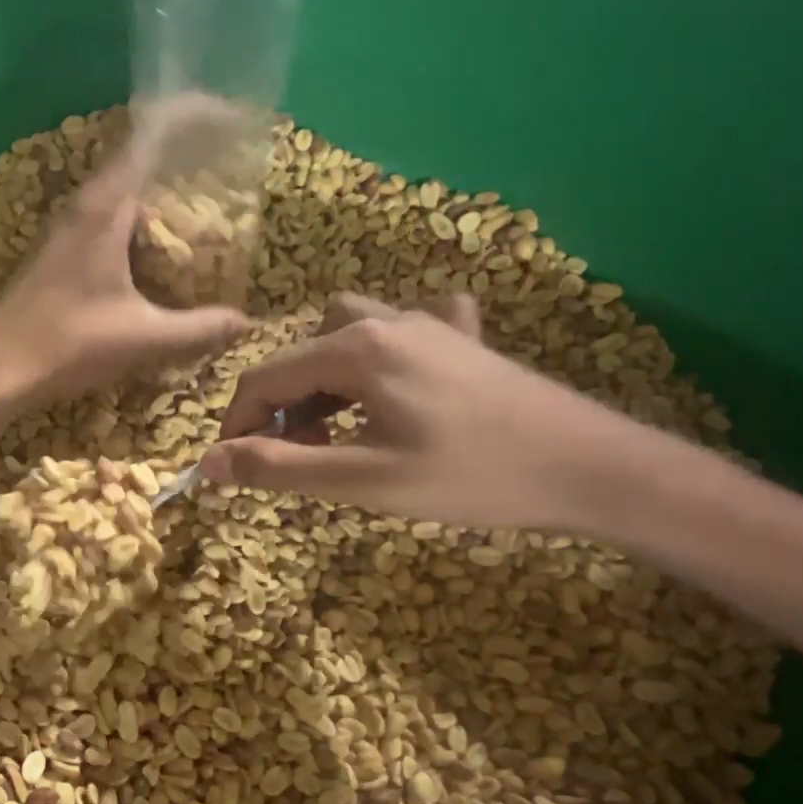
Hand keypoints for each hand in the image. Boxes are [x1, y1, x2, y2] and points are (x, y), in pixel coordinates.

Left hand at [0, 107, 253, 404]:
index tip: (235, 118)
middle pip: (140, 158)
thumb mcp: (142, 338)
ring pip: (122, 192)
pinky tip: (160, 252)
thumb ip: (199, 328)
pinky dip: (140, 222)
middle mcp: (82, 206)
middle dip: (187, 156)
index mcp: (104, 207)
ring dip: (162, 193)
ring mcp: (65, 229)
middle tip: (233, 169)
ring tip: (208, 207)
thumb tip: (248, 322)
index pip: (153, 133)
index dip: (196, 114)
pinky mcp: (57, 253)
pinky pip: (108, 218)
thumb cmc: (66, 346)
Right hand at [201, 292, 644, 531]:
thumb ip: (278, 467)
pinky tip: (400, 379)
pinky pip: (411, 326)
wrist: (596, 468)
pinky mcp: (465, 343)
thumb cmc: (472, 477)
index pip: (263, 380)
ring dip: (322, 374)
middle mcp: (386, 322)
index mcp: (355, 350)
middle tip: (292, 456)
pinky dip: (387, 350)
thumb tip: (207, 463)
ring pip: (346, 330)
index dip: (236, 424)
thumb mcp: (363, 481)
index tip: (230, 467)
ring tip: (334, 423)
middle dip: (279, 405)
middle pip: (300, 354)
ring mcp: (431, 326)